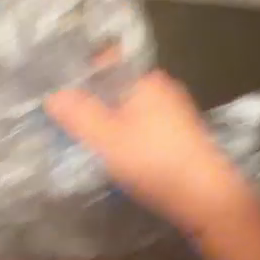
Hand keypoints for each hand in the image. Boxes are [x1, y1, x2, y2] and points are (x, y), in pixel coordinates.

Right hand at [45, 71, 258, 230]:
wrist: (207, 198)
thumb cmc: (155, 162)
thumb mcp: (107, 139)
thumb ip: (78, 114)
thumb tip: (52, 95)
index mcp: (144, 80)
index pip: (107, 60)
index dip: (81, 71)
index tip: (59, 87)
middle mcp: (162, 88)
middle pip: (116, 85)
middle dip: (92, 99)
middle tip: (66, 117)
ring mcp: (174, 111)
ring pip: (130, 106)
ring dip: (109, 119)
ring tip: (86, 137)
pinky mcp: (180, 135)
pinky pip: (143, 124)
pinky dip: (126, 132)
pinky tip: (116, 153)